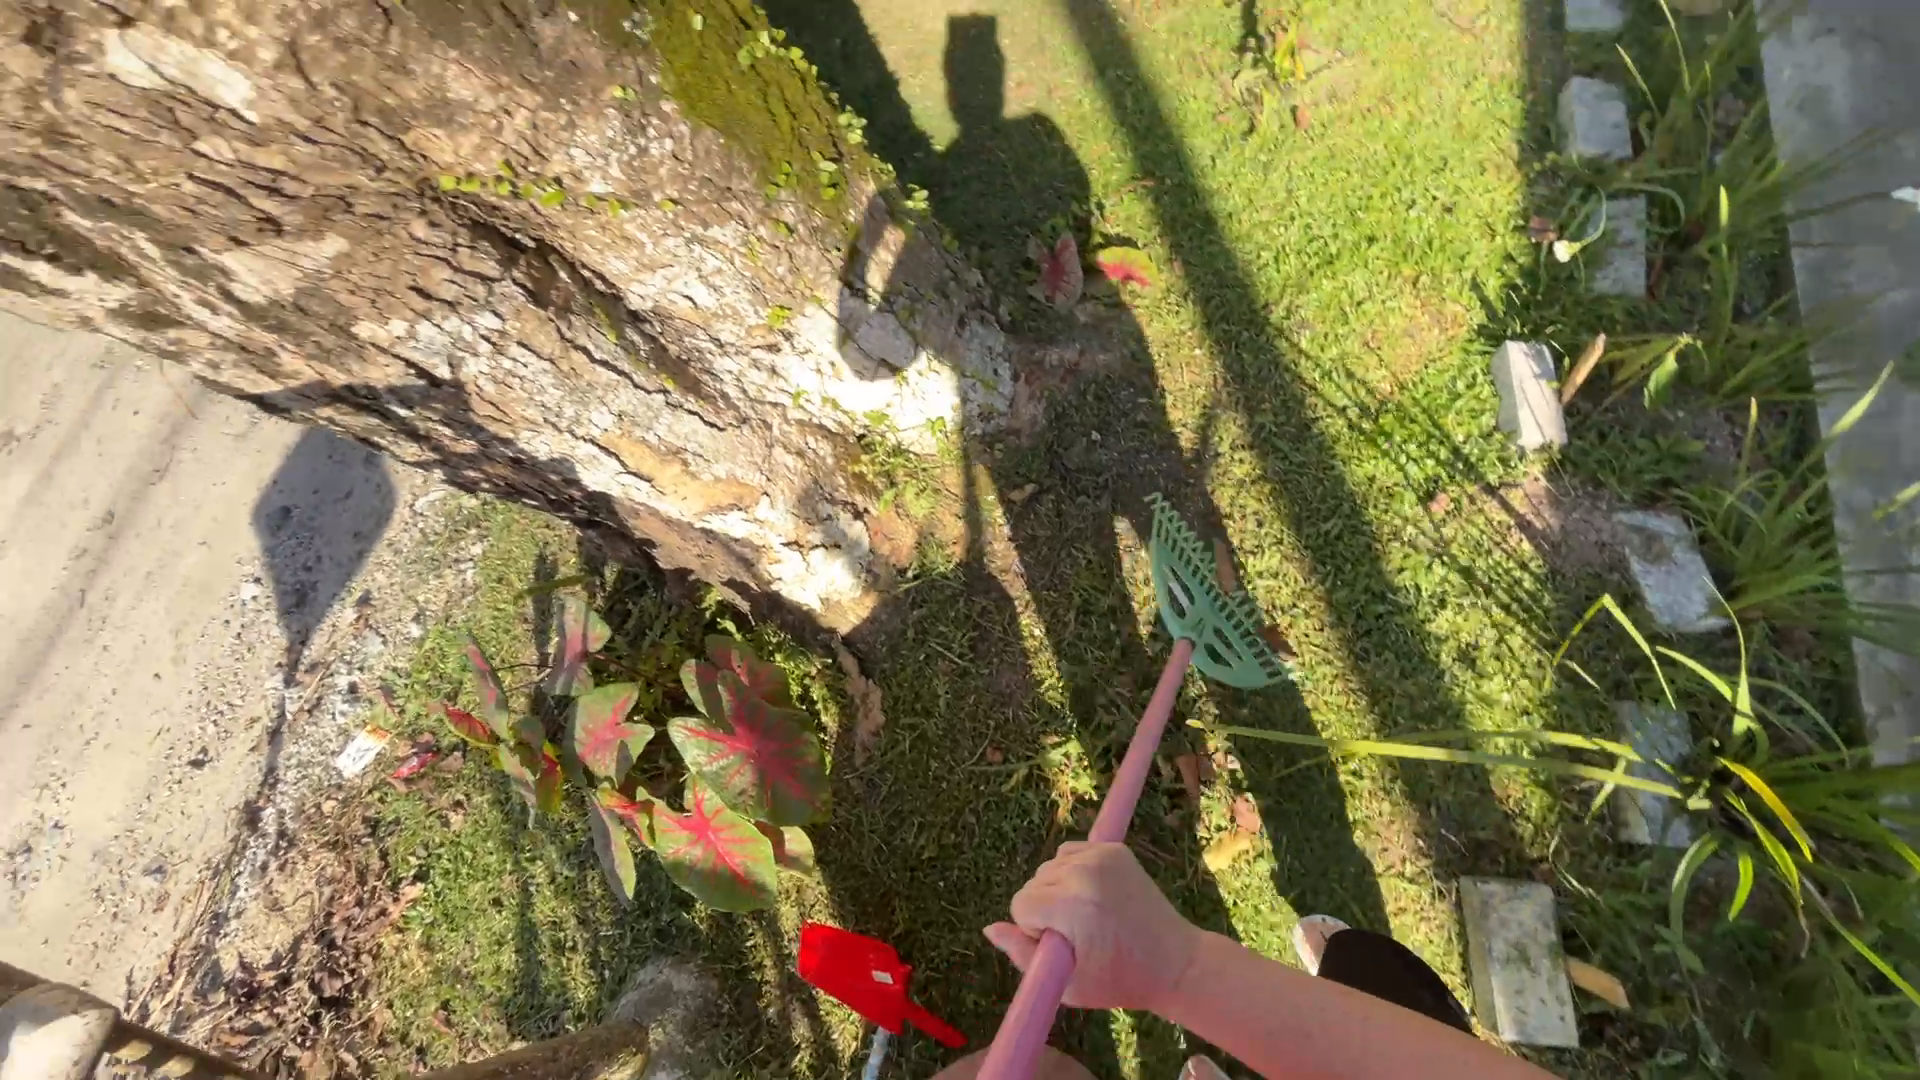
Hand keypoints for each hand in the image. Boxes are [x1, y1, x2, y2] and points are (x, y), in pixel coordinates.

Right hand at [983, 841, 1201, 1012]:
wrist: (1175, 961)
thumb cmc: (1118, 980)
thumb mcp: (1067, 983)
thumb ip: (1022, 955)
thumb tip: (989, 929)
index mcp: (1072, 905)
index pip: (1021, 903)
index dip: (1034, 929)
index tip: (1062, 946)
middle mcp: (1085, 872)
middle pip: (1034, 882)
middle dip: (1045, 908)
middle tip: (1079, 934)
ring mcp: (1101, 855)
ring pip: (1050, 867)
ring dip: (1057, 889)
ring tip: (1087, 915)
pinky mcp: (1113, 848)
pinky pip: (1070, 853)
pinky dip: (1072, 872)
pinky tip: (1092, 895)